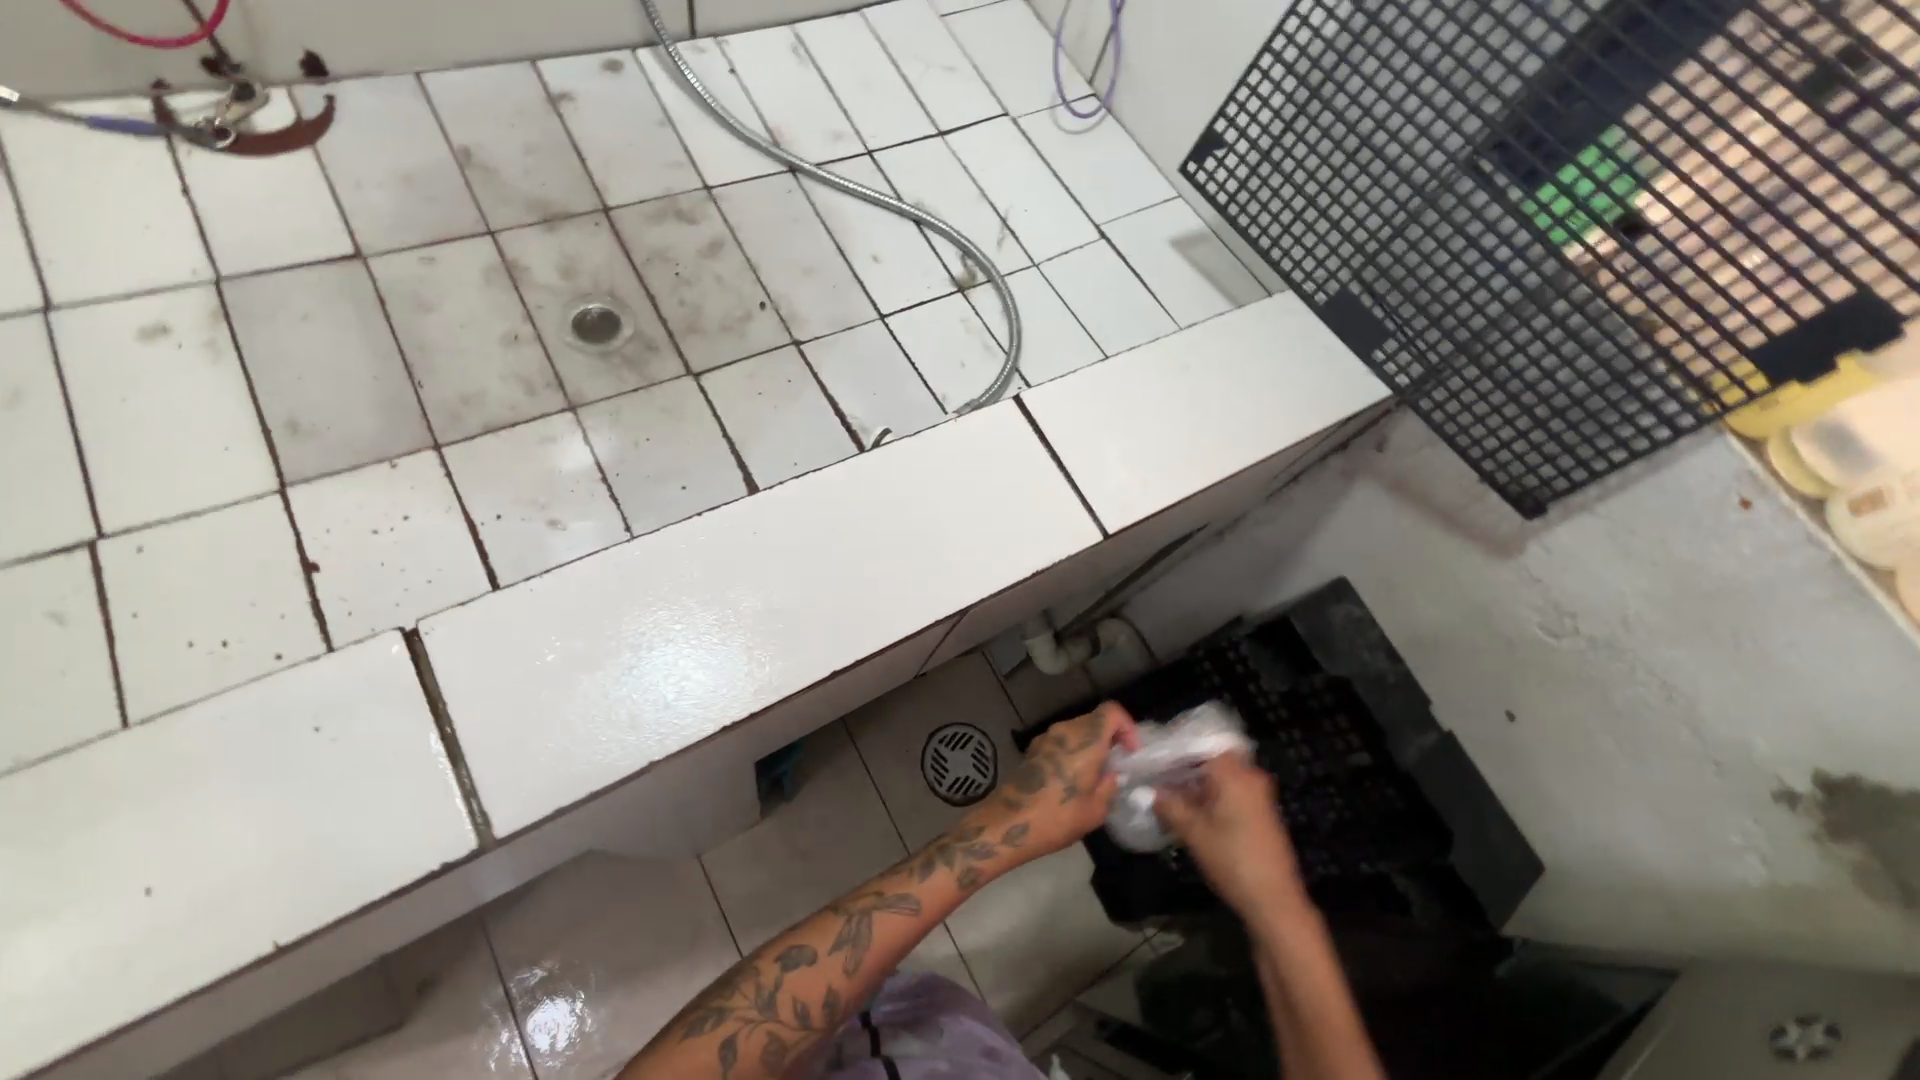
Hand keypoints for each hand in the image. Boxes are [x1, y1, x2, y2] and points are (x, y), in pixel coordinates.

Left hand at [963, 702, 1138, 862]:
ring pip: (1076, 731)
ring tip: (1095, 776)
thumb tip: (1111, 775)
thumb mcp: (1096, 810)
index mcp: (1085, 739)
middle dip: (1109, 738)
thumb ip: (1109, 786)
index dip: (1127, 727)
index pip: (1112, 711)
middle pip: (1094, 720)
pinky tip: (1072, 779)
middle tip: (1116, 766)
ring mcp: (1045, 738)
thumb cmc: (1057, 817)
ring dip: (1090, 746)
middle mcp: (1065, 731)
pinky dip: (1072, 752)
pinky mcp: (1032, 750)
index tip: (1130, 753)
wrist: (1008, 825)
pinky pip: (1060, 742)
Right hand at [1154, 756, 1309, 927]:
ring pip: (1222, 779)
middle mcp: (1251, 777)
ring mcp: (1259, 796)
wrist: (1274, 900)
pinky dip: (1212, 798)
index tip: (1155, 758)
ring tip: (1169, 797)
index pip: (1204, 745)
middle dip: (1185, 769)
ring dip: (1198, 786)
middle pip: (1213, 761)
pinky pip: (1232, 793)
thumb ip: (1170, 806)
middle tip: (1157, 778)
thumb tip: (1151, 791)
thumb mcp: (1193, 833)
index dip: (1178, 749)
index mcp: (1235, 774)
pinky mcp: (1262, 814)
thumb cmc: (1232, 860)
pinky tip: (1192, 813)